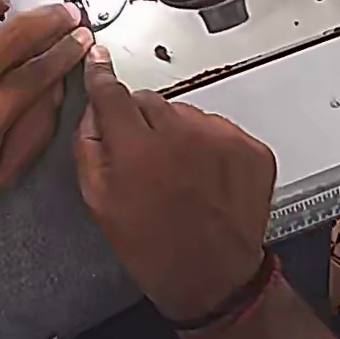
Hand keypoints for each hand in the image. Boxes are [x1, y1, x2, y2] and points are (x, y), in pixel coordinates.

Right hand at [74, 45, 276, 321]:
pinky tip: (203, 175)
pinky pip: (216, 127)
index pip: (112, 92)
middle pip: (149, 100)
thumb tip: (92, 113)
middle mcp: (182, 135)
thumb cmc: (155, 248)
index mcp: (138, 149)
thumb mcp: (100, 202)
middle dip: (140, 121)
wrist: (213, 278)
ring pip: (184, 112)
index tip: (98, 60)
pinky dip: (207, 143)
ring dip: (176, 132)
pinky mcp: (250, 147)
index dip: (101, 75)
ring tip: (178, 173)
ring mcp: (221, 139)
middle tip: (144, 159)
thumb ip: (89, 148)